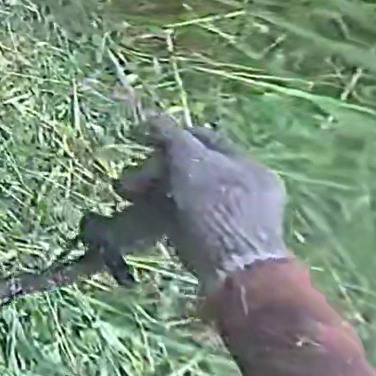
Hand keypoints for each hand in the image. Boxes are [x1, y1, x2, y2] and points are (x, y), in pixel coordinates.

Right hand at [122, 115, 289, 290]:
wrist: (231, 259)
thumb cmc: (214, 204)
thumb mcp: (191, 160)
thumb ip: (173, 136)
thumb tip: (153, 117)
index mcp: (245, 163)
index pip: (199, 136)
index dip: (167, 134)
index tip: (138, 139)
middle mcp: (240, 181)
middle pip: (184, 160)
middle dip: (153, 166)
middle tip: (133, 177)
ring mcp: (227, 204)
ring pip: (177, 182)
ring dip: (149, 184)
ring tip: (130, 193)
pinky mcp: (211, 223)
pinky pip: (177, 203)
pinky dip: (157, 202)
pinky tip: (143, 206)